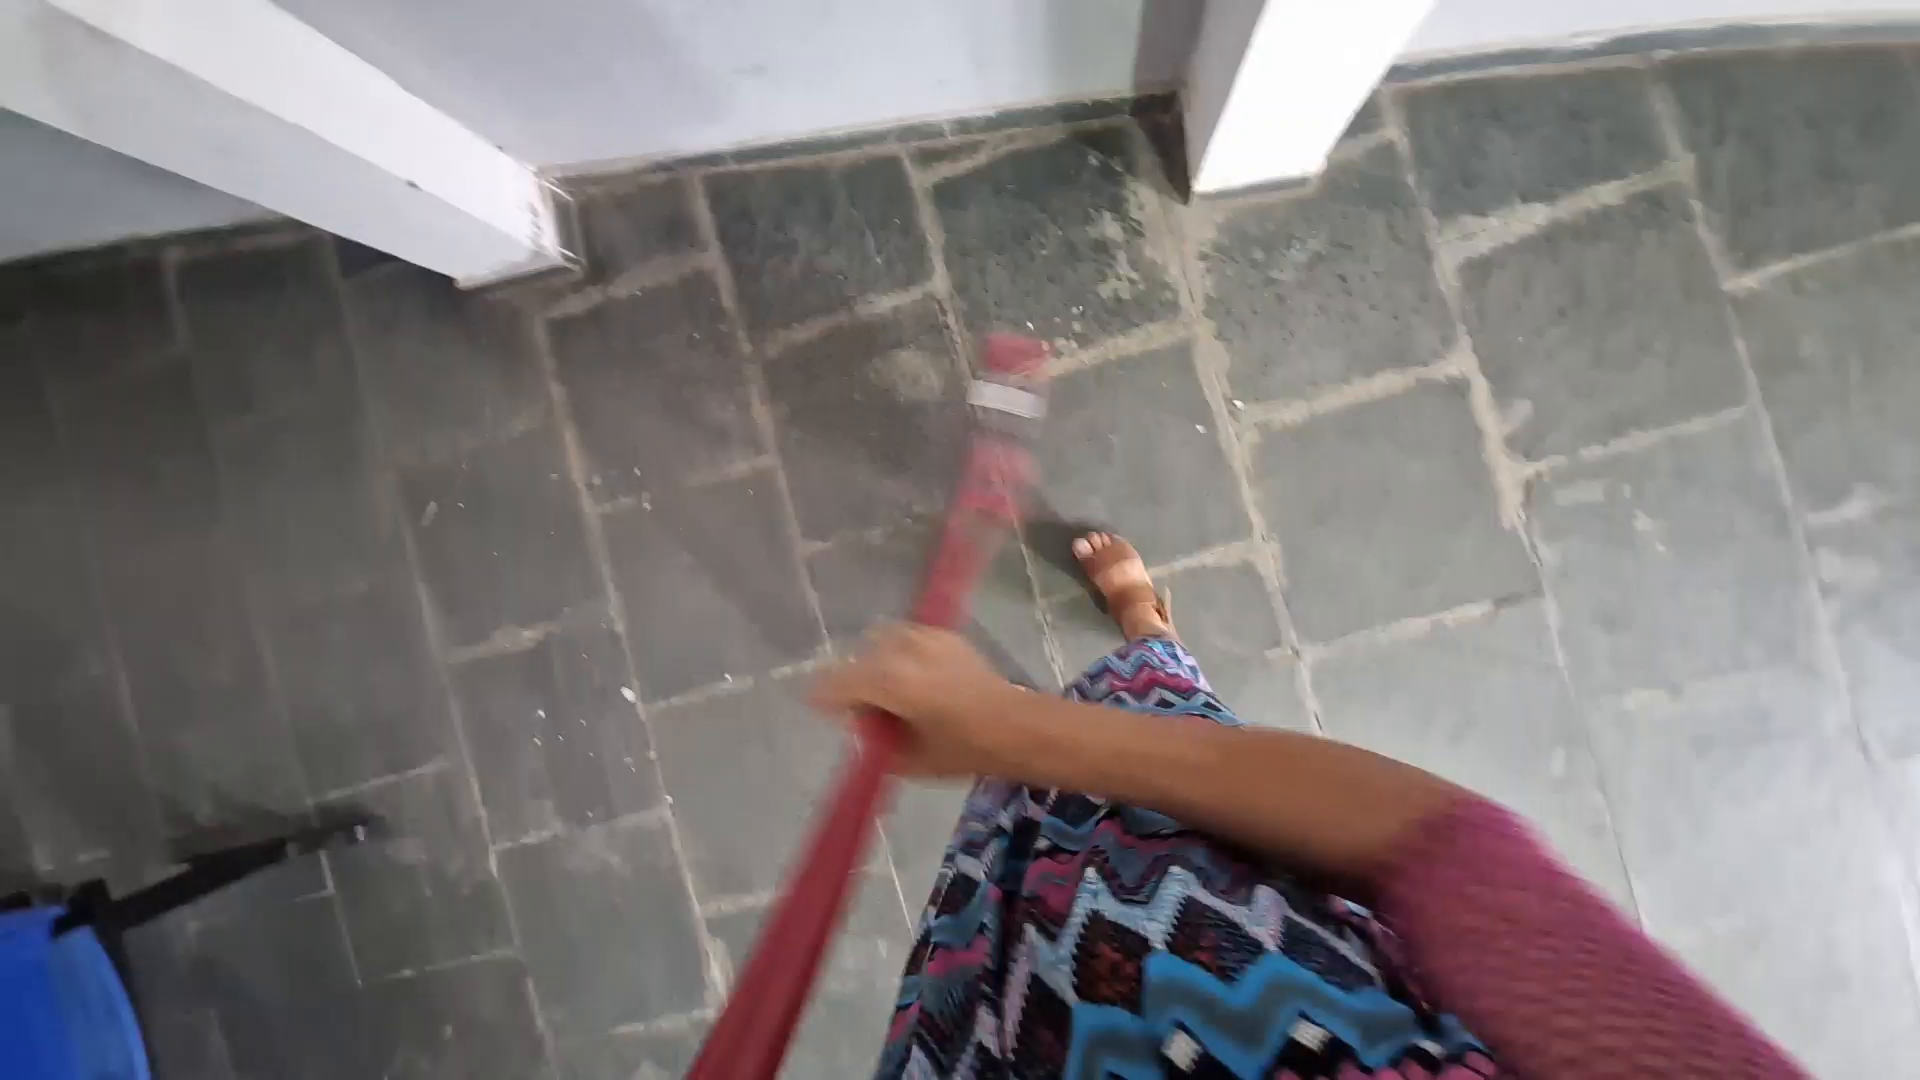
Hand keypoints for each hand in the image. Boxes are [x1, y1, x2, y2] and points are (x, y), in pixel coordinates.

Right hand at [810, 623, 1024, 778]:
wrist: (1016, 726)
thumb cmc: (964, 750)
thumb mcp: (909, 759)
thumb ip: (874, 739)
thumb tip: (859, 723)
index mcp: (890, 682)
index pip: (839, 681)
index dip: (824, 695)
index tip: (814, 703)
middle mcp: (903, 650)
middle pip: (860, 659)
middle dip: (855, 682)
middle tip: (865, 711)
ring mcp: (926, 637)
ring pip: (882, 642)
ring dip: (878, 662)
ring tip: (890, 691)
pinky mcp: (946, 634)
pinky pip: (908, 637)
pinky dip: (900, 653)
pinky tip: (914, 677)